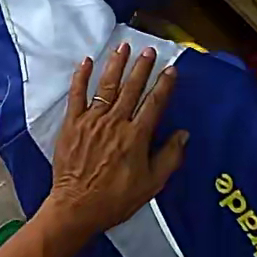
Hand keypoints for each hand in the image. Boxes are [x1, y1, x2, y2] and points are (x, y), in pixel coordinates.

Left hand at [40, 43, 187, 240]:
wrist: (76, 209)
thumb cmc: (116, 199)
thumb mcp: (152, 184)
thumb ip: (170, 157)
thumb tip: (184, 134)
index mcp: (136, 136)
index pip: (154, 103)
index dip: (164, 85)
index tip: (171, 69)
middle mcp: (115, 123)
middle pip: (131, 88)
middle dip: (142, 68)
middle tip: (149, 51)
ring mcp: (92, 121)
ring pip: (107, 86)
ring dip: (116, 65)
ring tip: (124, 47)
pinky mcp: (72, 124)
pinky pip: (76, 96)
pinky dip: (81, 77)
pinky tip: (86, 62)